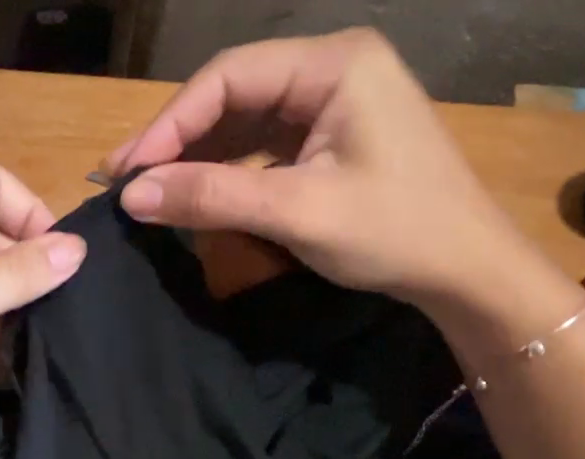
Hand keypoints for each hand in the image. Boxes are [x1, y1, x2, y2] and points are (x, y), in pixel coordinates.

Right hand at [105, 30, 542, 306]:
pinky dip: (224, 171)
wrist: (464, 268)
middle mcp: (331, 69)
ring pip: (242, 121)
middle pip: (231, 94)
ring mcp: (331, 103)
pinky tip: (191, 193)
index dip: (170, 123)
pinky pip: (261, 145)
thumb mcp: (298, 213)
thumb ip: (214, 198)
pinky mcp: (328, 137)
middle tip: (121, 181)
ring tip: (144, 190)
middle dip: (176, 139)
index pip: (229, 77)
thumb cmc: (394, 232)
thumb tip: (132, 197)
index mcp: (335, 64)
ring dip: (194, 157)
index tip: (126, 171)